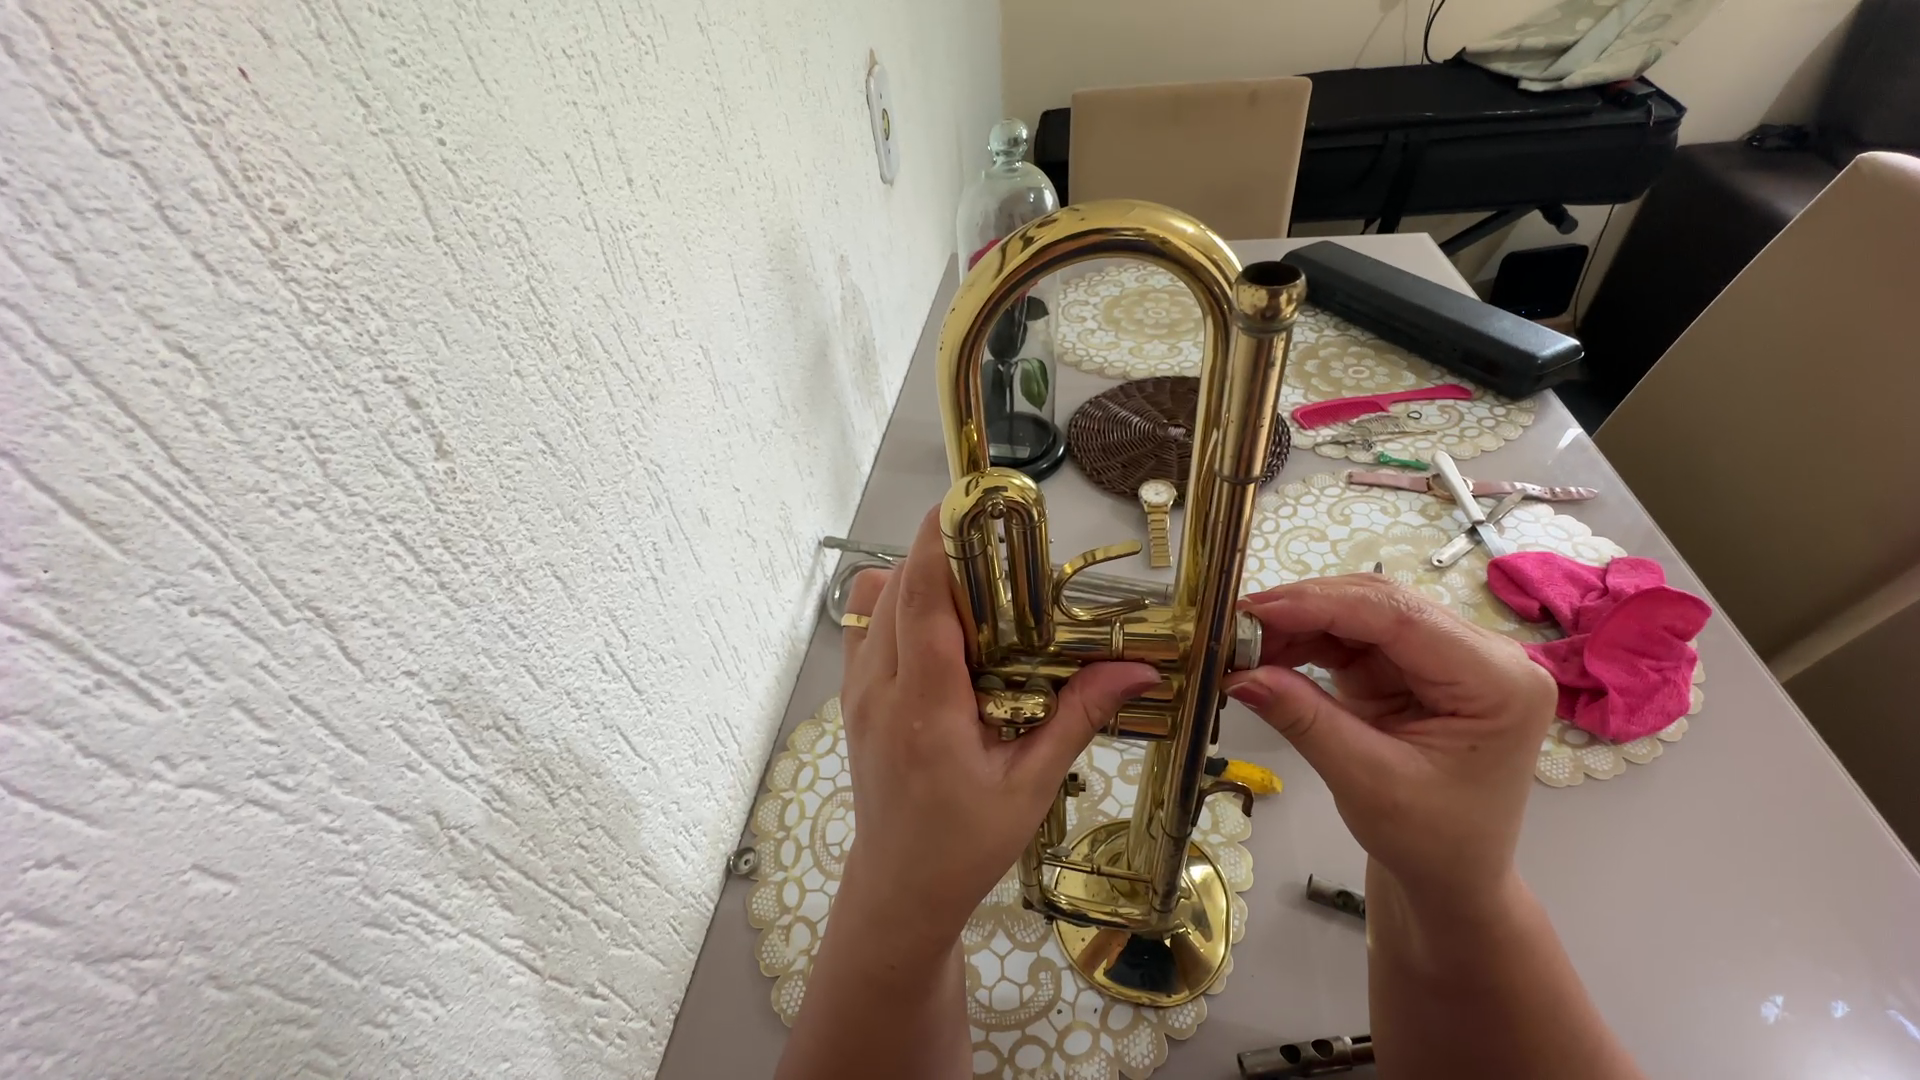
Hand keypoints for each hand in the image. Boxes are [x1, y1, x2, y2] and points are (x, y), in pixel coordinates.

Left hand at [838, 509, 1159, 941]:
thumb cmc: (965, 845)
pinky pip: (865, 628)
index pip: (920, 599)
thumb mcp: (1030, 784)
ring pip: (873, 603)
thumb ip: (1078, 717)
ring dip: (917, 579)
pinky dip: (897, 607)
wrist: (899, 889)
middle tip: (995, 551)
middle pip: (895, 588)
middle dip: (938, 553)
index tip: (968, 503)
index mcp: (924, 707)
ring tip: (972, 594)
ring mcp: (857, 692)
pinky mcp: (853, 699)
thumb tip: (1137, 669)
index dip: (938, 542)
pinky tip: (942, 634)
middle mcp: (879, 688)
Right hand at [1224, 575, 1555, 909]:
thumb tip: (1238, 674)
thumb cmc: (1429, 840)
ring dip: (1300, 622)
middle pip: (1381, 605)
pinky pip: (1351, 636)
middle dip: (1304, 609)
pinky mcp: (1411, 665)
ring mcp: (1444, 656)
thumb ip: (1304, 719)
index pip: (1400, 618)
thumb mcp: (1366, 781)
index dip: (1321, 605)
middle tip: (1236, 626)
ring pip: (1360, 613)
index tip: (1254, 611)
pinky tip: (1269, 651)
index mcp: (1497, 681)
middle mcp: (1480, 654)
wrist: (1450, 873)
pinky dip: (1307, 640)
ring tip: (1244, 642)